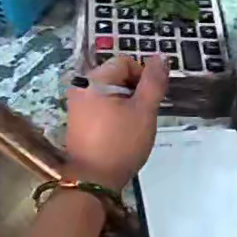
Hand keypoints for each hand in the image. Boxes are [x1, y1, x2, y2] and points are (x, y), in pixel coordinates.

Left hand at [64, 55, 167, 190]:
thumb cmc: (121, 143)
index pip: (125, 62)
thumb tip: (160, 56)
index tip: (149, 101)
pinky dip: (113, 113)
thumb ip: (154, 81)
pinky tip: (120, 132)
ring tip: (132, 126)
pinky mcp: (77, 119)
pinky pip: (100, 106)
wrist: (93, 180)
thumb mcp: (144, 111)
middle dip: (134, 92)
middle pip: (116, 76)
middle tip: (142, 115)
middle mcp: (81, 86)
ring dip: (125, 104)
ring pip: (110, 92)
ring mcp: (76, 103)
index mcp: (94, 79)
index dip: (143, 78)